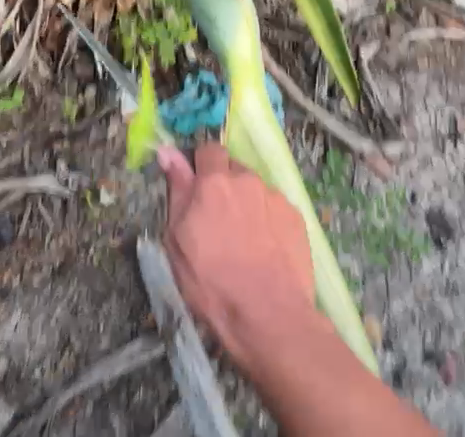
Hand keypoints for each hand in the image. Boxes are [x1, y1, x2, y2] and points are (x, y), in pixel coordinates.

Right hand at [158, 143, 315, 360]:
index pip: (208, 150)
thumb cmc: (211, 282)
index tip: (196, 190)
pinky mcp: (296, 217)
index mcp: (214, 182)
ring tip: (244, 241)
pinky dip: (267, 220)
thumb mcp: (177, 240)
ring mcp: (275, 198)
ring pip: (255, 189)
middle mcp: (247, 180)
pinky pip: (275, 208)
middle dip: (224, 185)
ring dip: (246, 203)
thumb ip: (176, 191)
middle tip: (217, 220)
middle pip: (233, 169)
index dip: (200, 166)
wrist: (269, 316)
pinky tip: (265, 250)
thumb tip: (168, 152)